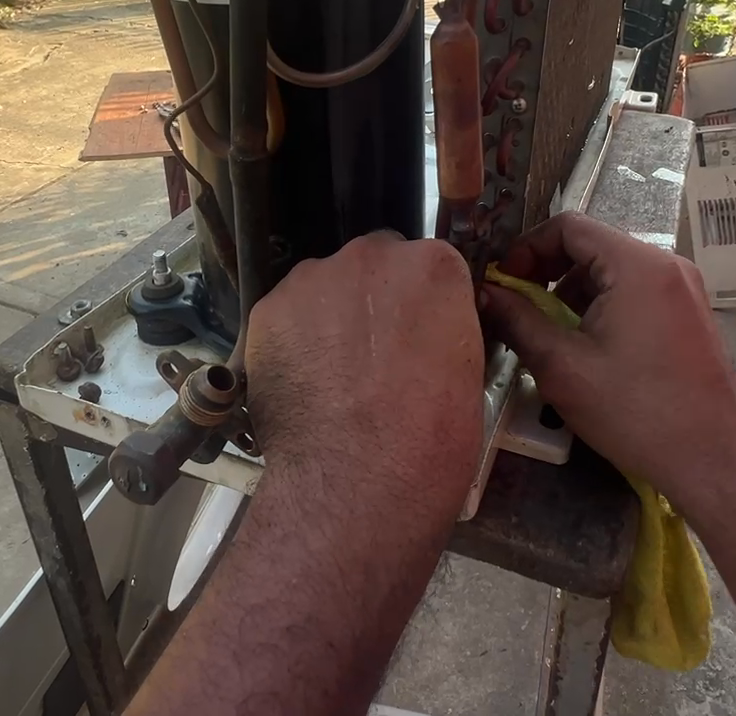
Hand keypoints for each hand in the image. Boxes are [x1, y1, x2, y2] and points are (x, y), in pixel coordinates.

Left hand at [243, 232, 484, 523]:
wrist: (358, 481)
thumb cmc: (432, 439)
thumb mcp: (466, 374)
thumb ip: (442, 330)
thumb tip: (423, 335)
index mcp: (434, 267)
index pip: (428, 268)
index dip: (418, 305)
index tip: (413, 336)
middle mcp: (373, 255)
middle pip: (374, 265)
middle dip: (374, 299)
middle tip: (371, 354)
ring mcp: (315, 277)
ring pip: (325, 286)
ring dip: (330, 315)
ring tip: (329, 372)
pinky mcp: (270, 307)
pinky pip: (286, 315)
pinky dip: (292, 339)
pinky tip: (299, 381)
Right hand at [477, 213, 735, 515]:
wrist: (714, 463)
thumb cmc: (636, 411)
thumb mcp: (562, 366)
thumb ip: (517, 320)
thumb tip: (483, 293)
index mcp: (637, 265)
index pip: (569, 226)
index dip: (527, 247)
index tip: (503, 281)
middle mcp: (665, 265)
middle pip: (590, 244)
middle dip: (546, 269)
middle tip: (516, 304)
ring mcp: (681, 288)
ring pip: (610, 268)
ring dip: (569, 289)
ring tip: (546, 329)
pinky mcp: (686, 313)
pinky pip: (632, 289)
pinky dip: (599, 303)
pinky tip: (582, 342)